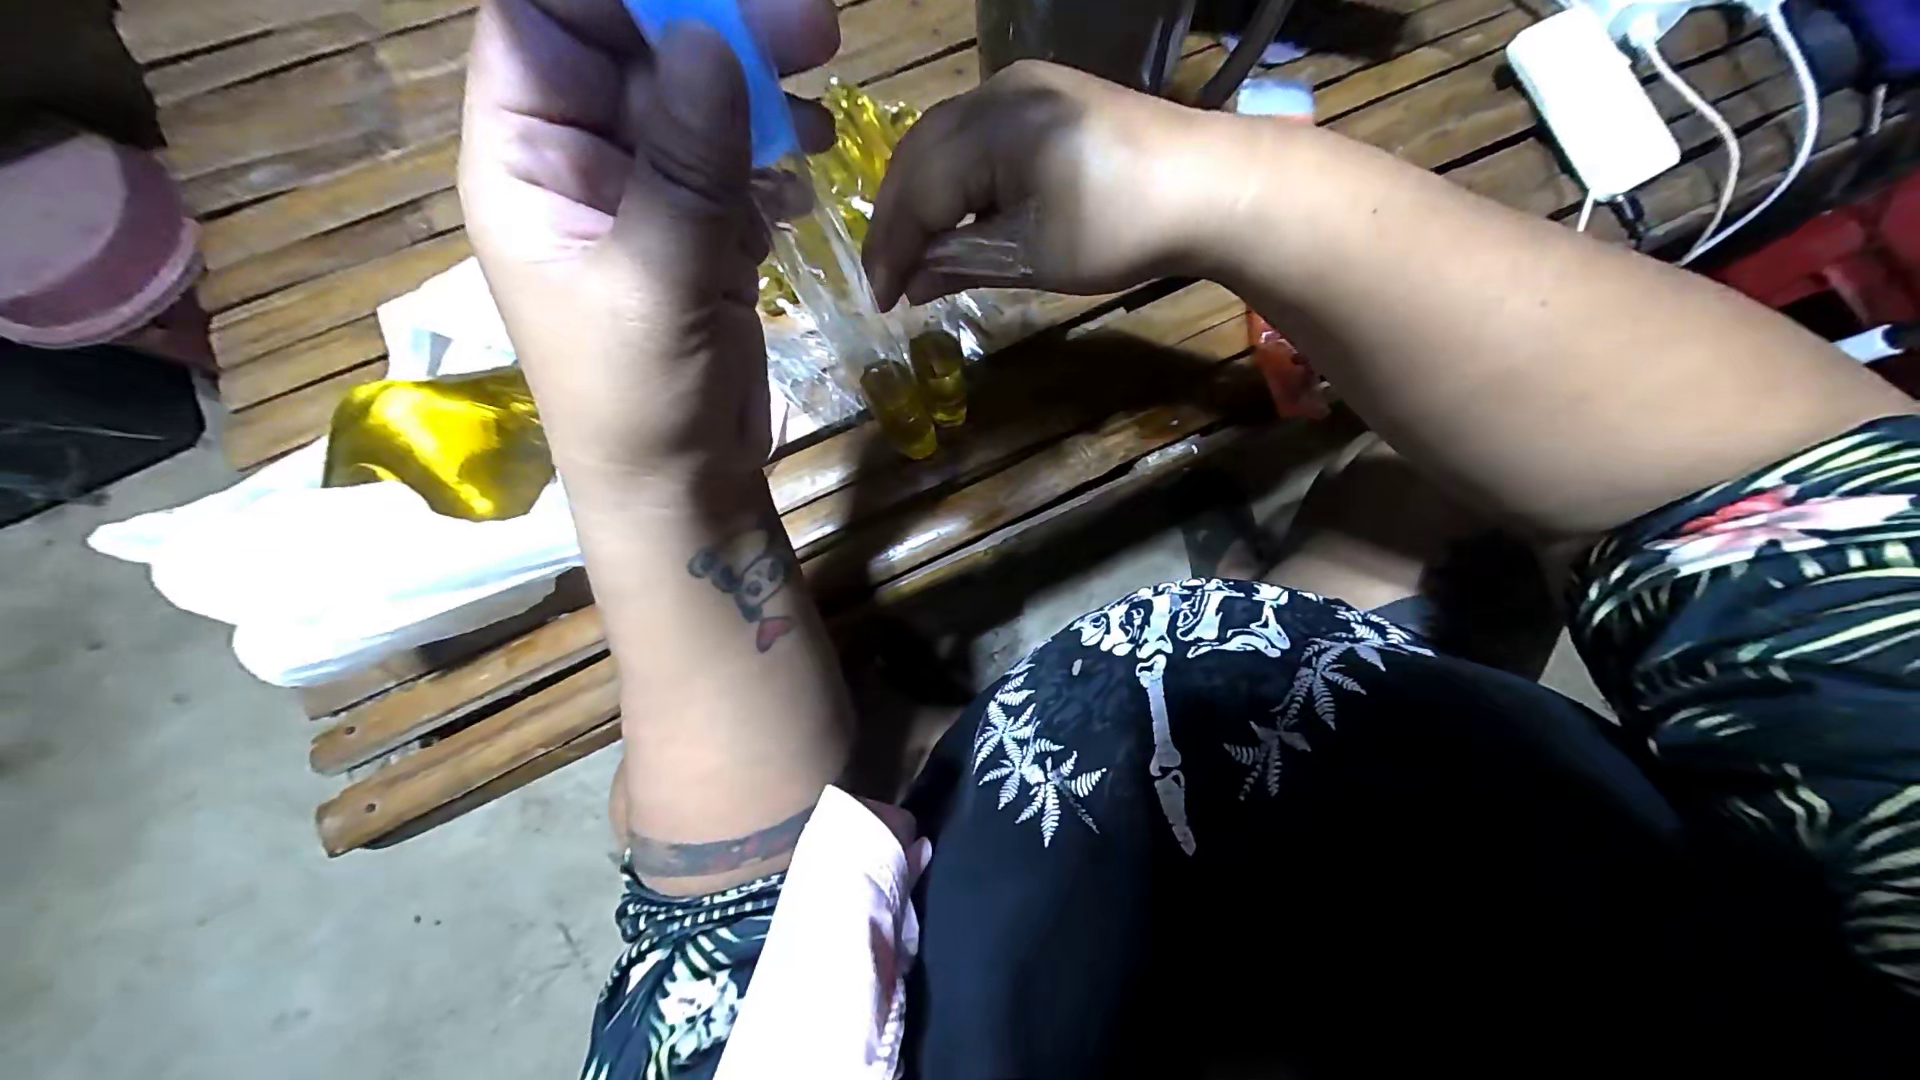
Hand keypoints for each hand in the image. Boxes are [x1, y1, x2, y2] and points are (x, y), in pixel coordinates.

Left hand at [459, 0, 838, 492]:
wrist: (683, 484)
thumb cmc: (642, 402)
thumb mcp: (658, 284)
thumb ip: (685, 170)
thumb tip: (714, 44)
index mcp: (529, 164)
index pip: (551, 24)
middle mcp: (584, 171)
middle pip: (640, 59)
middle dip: (719, 35)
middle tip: (812, 26)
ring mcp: (649, 208)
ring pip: (699, 117)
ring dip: (760, 107)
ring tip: (820, 120)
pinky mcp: (700, 244)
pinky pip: (735, 178)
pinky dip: (771, 173)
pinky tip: (802, 189)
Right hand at [863, 60, 1233, 308]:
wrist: (1209, 188)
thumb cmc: (1120, 228)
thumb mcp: (1032, 256)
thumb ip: (961, 264)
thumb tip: (909, 285)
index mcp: (992, 127)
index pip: (918, 191)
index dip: (894, 249)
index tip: (881, 299)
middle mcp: (996, 93)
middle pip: (918, 159)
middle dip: (897, 224)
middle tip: (887, 279)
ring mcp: (1021, 91)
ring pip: (943, 147)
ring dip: (921, 203)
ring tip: (912, 256)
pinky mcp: (1042, 102)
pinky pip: (974, 142)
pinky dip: (955, 185)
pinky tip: (952, 219)